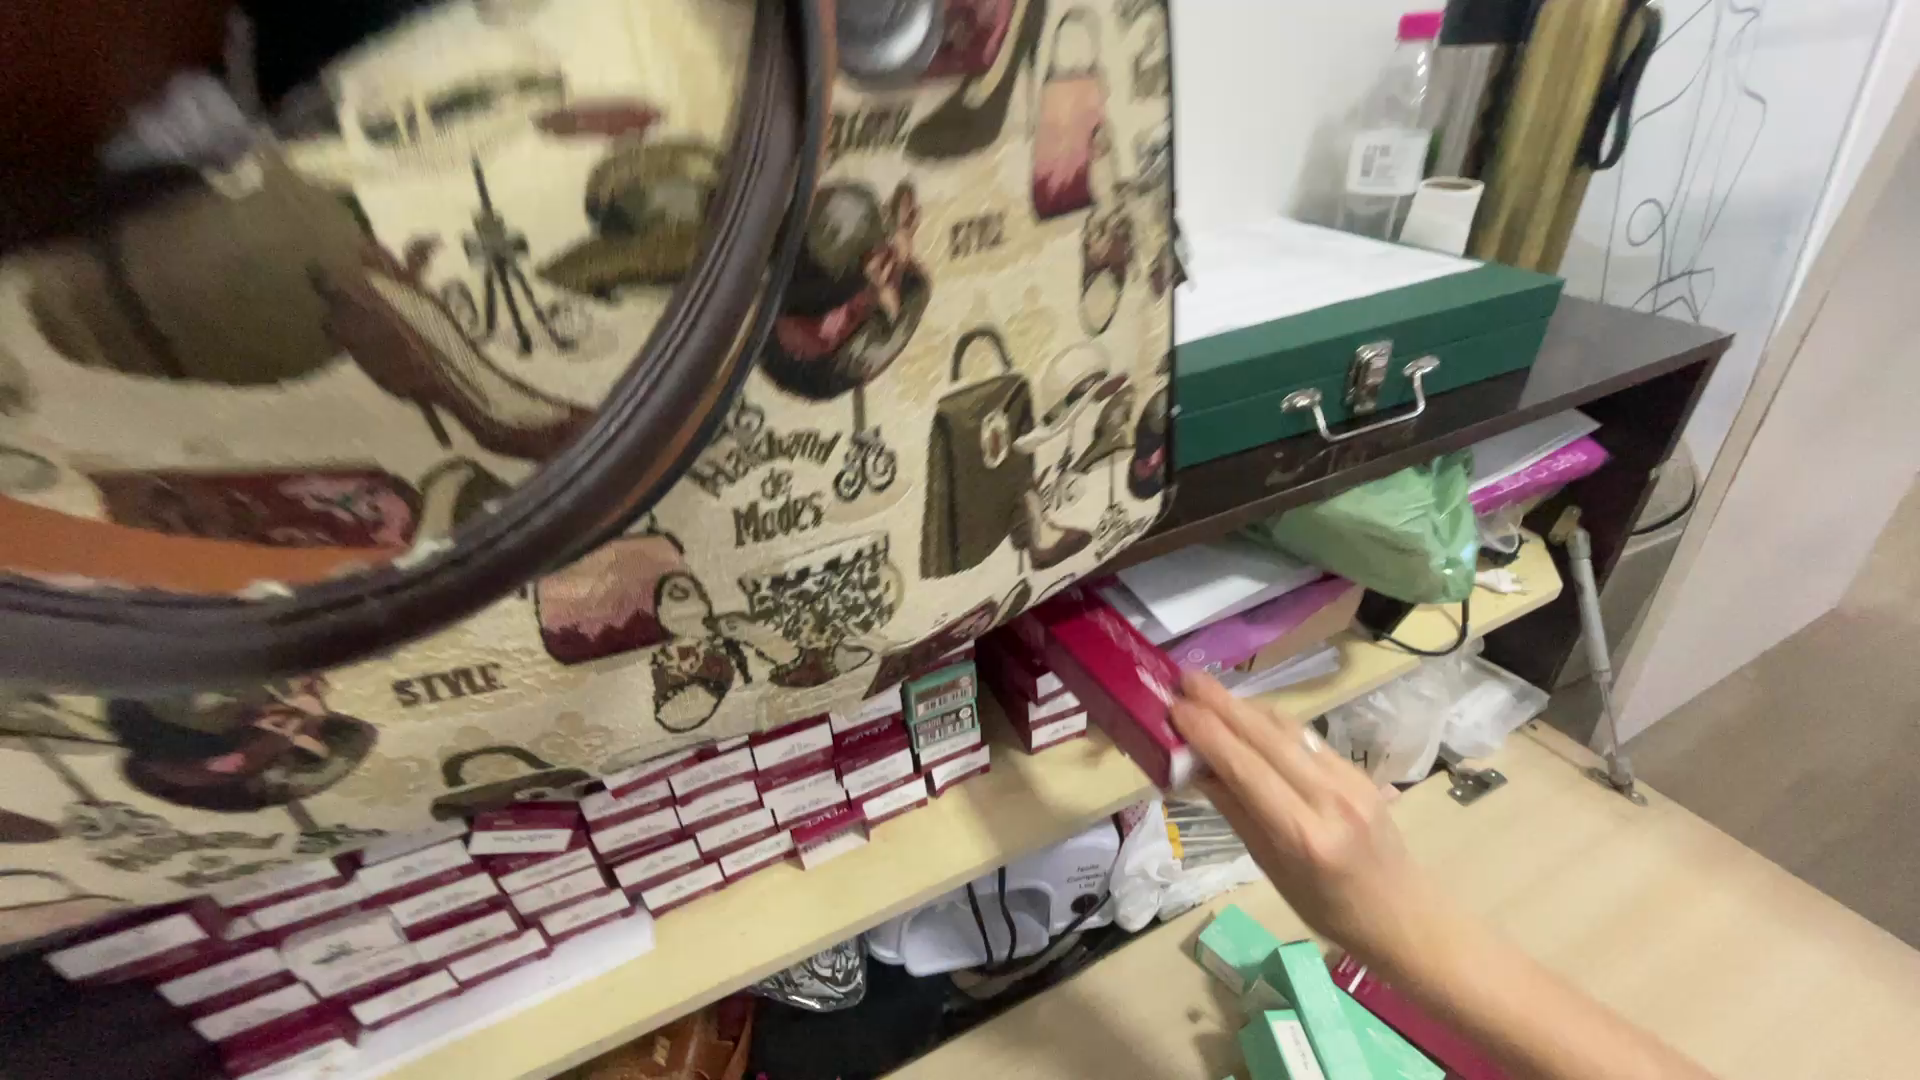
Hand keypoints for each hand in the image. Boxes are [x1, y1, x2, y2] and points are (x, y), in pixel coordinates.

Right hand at [1170, 671, 1452, 970]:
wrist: (1404, 917)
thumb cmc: (1326, 907)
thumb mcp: (1268, 866)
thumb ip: (1233, 809)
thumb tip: (1194, 766)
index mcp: (1303, 835)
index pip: (1246, 769)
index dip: (1207, 733)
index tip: (1175, 708)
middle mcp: (1329, 798)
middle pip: (1266, 736)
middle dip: (1220, 703)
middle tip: (1183, 679)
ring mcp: (1349, 779)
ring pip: (1286, 728)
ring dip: (1242, 704)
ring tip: (1204, 688)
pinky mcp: (1357, 769)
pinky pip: (1304, 735)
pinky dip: (1267, 719)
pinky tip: (1244, 712)